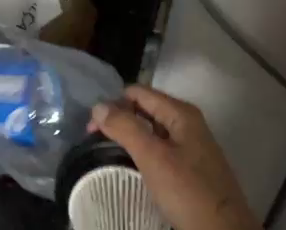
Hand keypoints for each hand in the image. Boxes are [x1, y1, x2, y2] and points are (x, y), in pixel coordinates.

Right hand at [91, 85, 256, 229]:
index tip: (92, 129)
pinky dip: (145, 153)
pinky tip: (136, 169)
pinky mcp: (193, 169)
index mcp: (181, 113)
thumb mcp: (153, 158)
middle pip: (146, 109)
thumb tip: (98, 105)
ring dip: (132, 138)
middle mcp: (188, 123)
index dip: (113, 105)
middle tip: (97, 142)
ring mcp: (193, 146)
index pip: (138, 93)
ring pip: (153, 131)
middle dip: (121, 120)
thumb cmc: (189, 192)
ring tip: (111, 154)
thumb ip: (125, 128)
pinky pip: (162, 150)